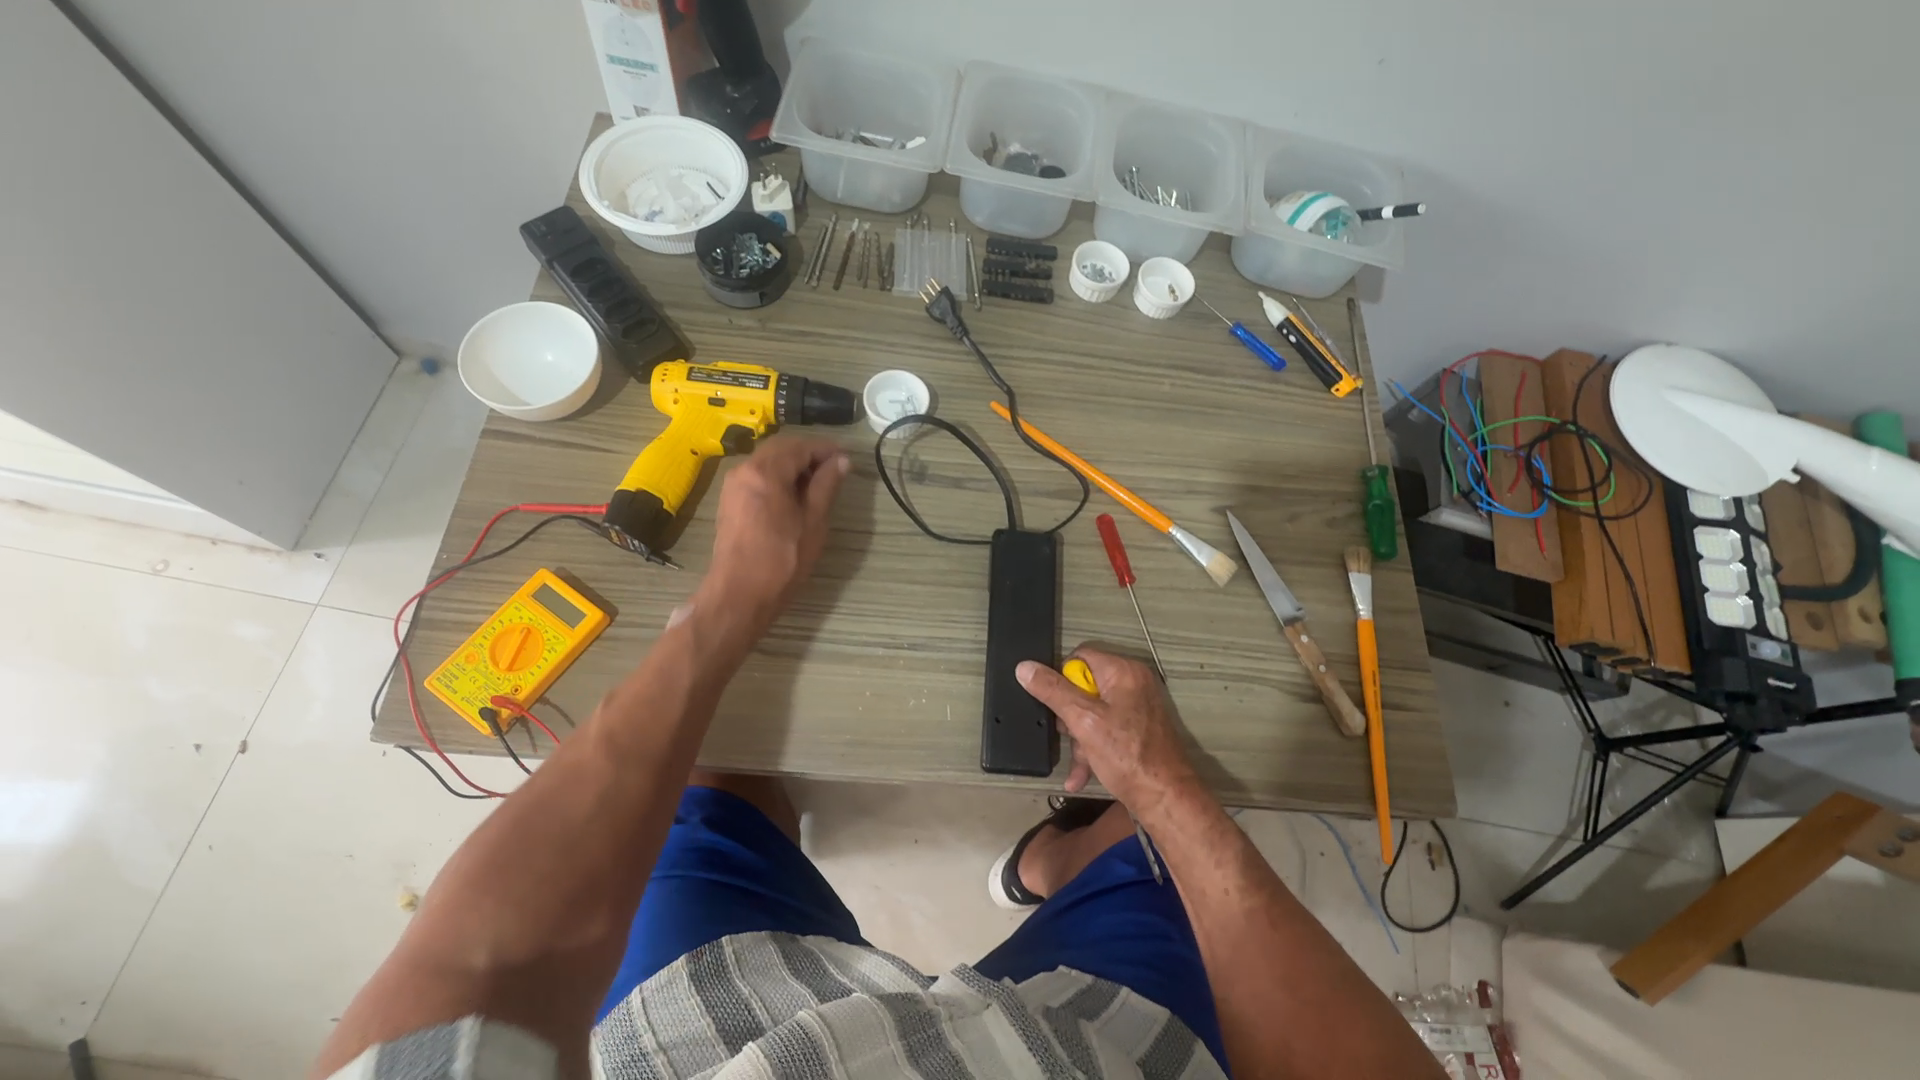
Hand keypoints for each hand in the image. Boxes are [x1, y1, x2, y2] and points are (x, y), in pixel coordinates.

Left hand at [699, 436, 849, 629]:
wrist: (740, 594)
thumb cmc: (783, 560)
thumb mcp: (813, 521)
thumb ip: (826, 485)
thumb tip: (841, 461)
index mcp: (765, 471)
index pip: (800, 446)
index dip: (825, 449)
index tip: (846, 459)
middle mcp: (744, 470)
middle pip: (781, 449)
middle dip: (808, 454)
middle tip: (834, 470)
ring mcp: (733, 485)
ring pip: (767, 462)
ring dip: (792, 466)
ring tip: (817, 485)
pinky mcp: (729, 501)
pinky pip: (757, 477)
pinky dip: (777, 477)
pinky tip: (793, 497)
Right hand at [1016, 647, 1198, 813]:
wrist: (1165, 798)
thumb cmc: (1126, 756)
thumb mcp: (1083, 721)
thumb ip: (1053, 692)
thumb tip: (1025, 667)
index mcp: (1123, 672)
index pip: (1080, 657)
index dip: (1062, 679)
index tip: (1056, 706)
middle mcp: (1133, 683)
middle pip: (1084, 687)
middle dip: (1070, 717)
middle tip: (1070, 736)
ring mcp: (1136, 707)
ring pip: (1092, 713)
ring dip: (1080, 740)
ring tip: (1080, 763)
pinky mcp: (1137, 729)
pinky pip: (1106, 730)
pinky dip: (1093, 748)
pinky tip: (1080, 774)